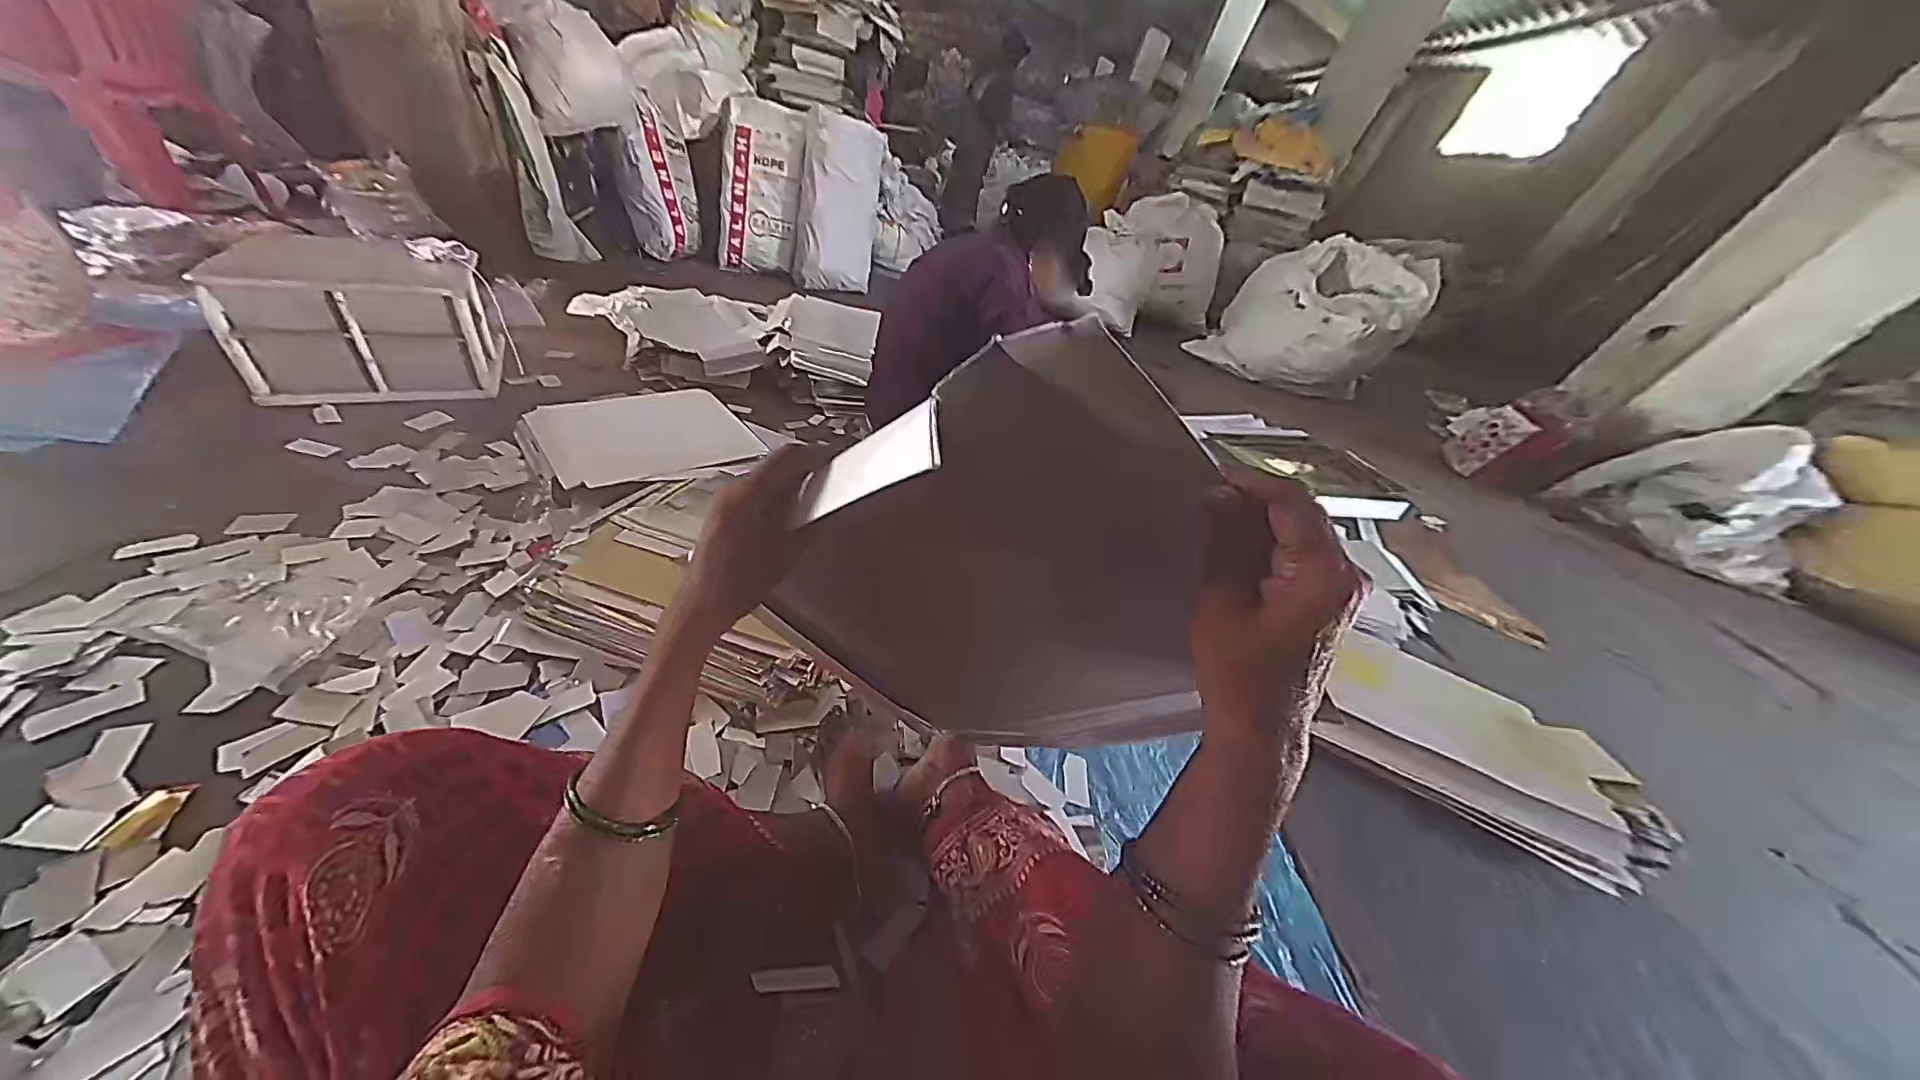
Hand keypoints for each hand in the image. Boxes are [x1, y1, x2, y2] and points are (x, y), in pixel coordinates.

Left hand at [678, 444, 828, 631]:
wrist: (706, 602)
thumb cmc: (739, 584)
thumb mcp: (789, 552)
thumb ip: (812, 522)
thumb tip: (828, 507)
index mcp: (748, 495)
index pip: (788, 457)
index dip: (816, 456)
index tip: (831, 461)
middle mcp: (732, 491)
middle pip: (776, 465)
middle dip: (805, 473)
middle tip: (826, 485)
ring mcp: (725, 500)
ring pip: (766, 478)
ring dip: (790, 486)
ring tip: (809, 505)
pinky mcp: (723, 511)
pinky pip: (755, 492)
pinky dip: (775, 498)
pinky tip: (786, 519)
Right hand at [1189, 475, 1365, 740]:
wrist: (1261, 727)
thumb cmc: (1240, 676)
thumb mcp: (1221, 602)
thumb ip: (1225, 544)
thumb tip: (1220, 500)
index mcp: (1323, 574)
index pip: (1293, 503)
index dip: (1251, 483)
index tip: (1216, 477)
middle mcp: (1345, 576)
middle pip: (1303, 515)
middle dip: (1255, 502)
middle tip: (1211, 500)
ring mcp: (1341, 590)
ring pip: (1303, 533)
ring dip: (1262, 524)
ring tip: (1218, 524)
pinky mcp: (1329, 602)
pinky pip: (1302, 555)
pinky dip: (1271, 545)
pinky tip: (1239, 551)